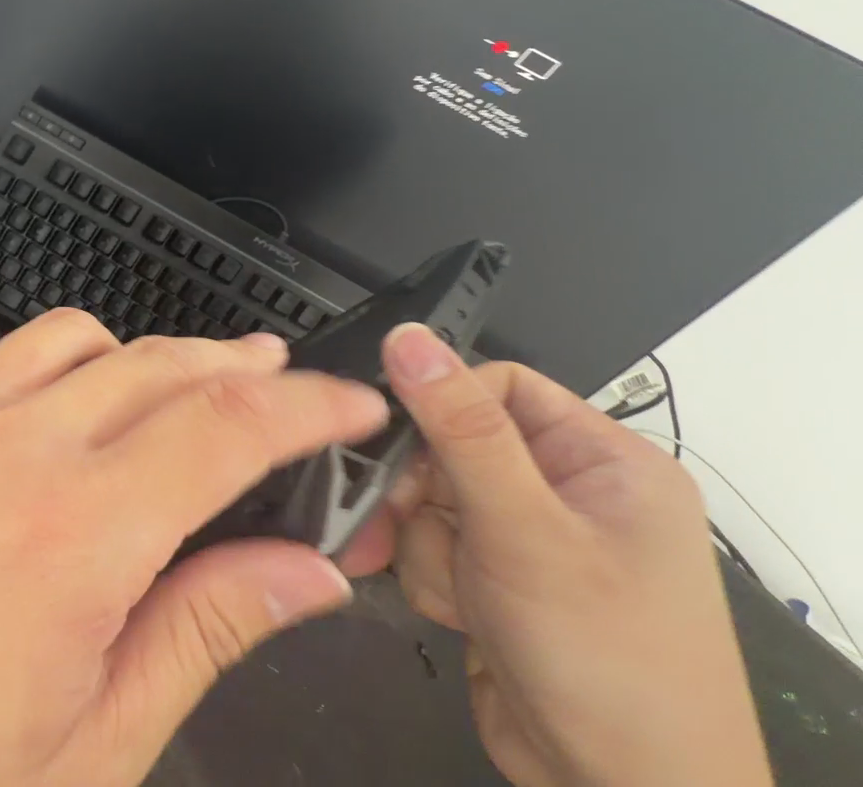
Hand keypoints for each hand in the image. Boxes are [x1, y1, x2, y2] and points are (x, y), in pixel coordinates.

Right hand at [367, 324, 770, 786]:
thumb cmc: (606, 660)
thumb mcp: (524, 530)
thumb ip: (460, 429)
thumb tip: (410, 339)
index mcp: (603, 461)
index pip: (496, 387)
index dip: (438, 407)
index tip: (394, 447)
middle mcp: (567, 492)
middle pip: (449, 447)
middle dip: (418, 493)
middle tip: (404, 525)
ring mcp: (529, 540)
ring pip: (427, 501)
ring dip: (423, 544)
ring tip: (459, 591)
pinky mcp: (496, 580)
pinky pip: (429, 547)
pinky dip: (430, 577)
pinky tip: (464, 614)